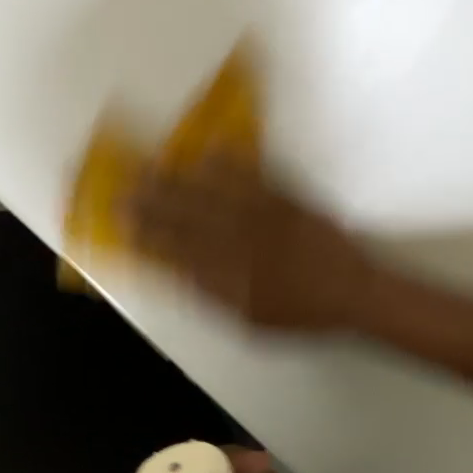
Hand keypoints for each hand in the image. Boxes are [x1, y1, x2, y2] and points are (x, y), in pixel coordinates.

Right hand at [130, 161, 375, 332]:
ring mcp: (263, 219)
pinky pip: (252, 176)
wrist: (353, 292)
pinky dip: (227, 163)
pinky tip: (207, 151)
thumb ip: (213, 298)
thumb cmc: (304, 312)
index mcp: (227, 279)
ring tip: (150, 159)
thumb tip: (180, 278)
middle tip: (123, 182)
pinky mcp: (285, 199)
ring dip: (178, 176)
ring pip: (211, 193)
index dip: (143, 234)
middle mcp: (240, 245)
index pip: (173, 254)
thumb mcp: (251, 322)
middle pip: (184, 217)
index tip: (120, 220)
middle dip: (149, 198)